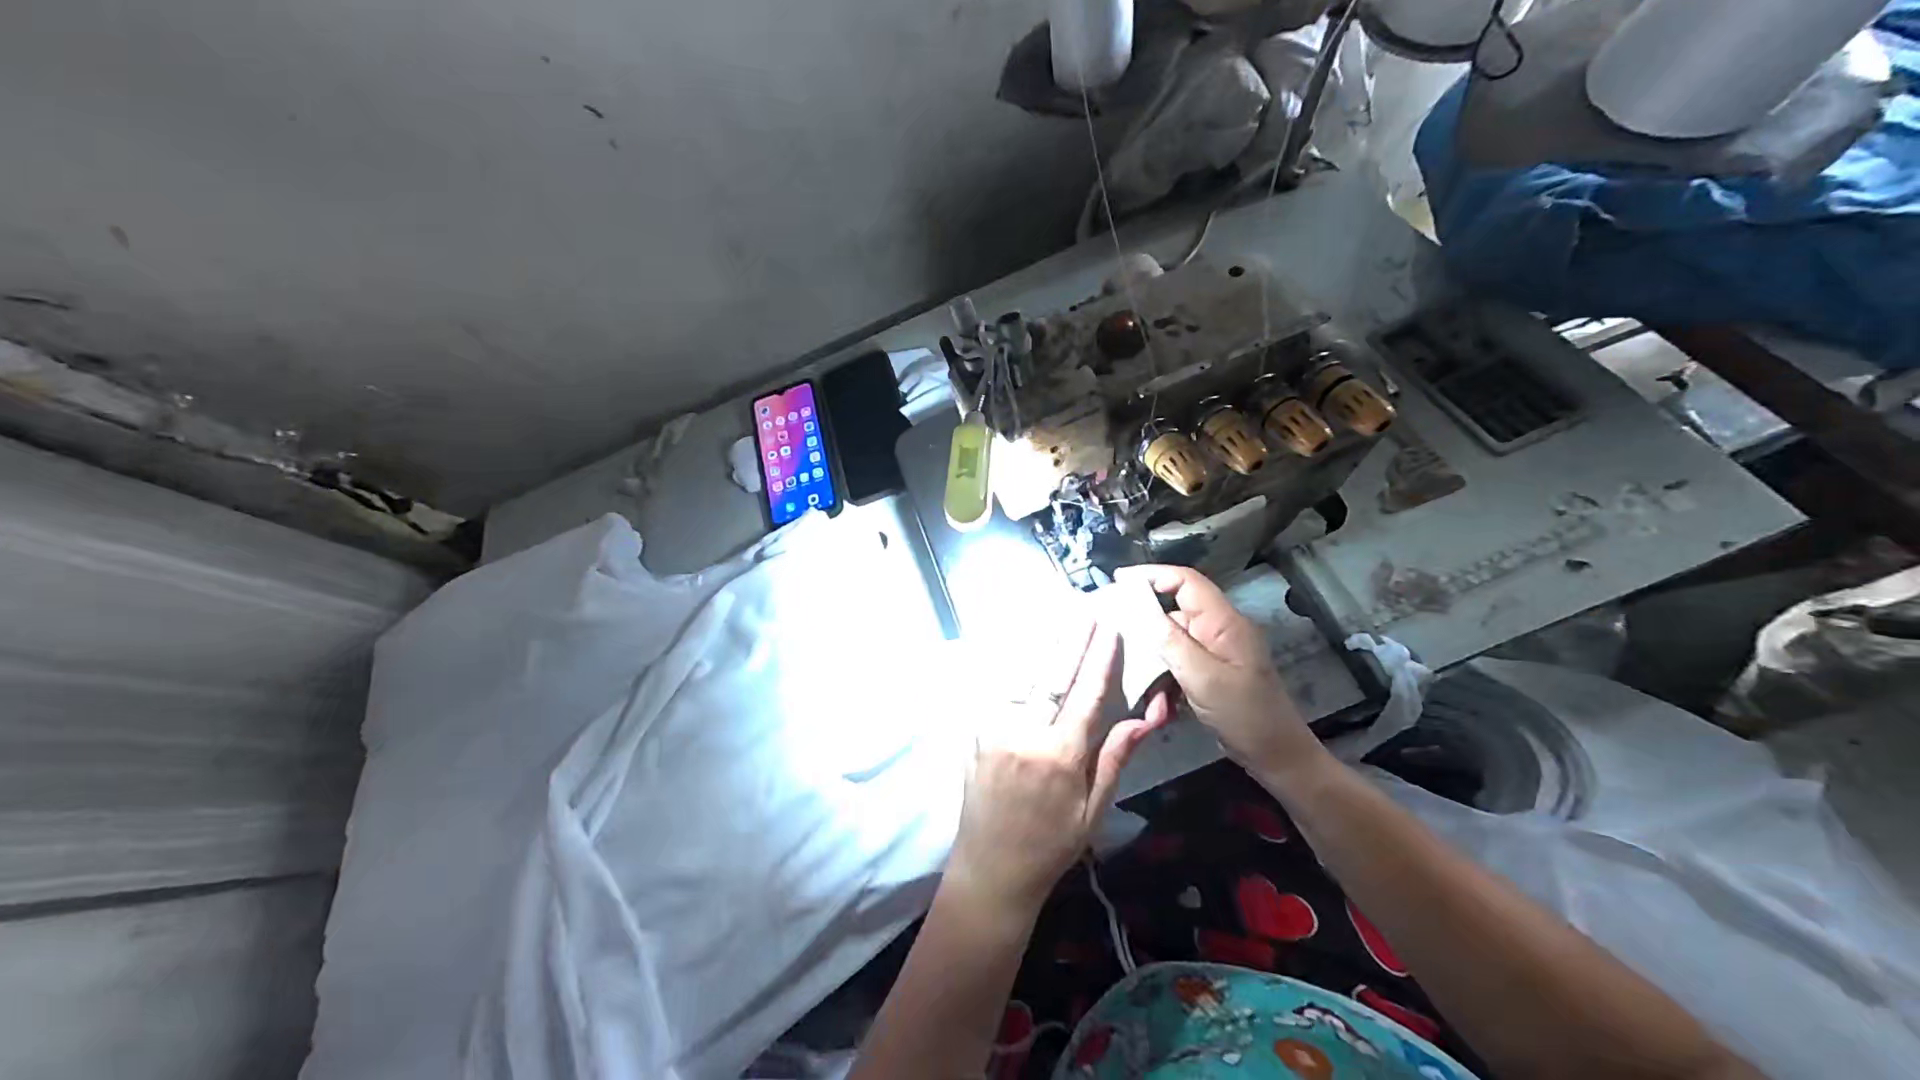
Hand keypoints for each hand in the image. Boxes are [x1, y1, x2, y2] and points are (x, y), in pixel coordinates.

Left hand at [946, 620, 1156, 916]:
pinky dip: (1012, 666)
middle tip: (1084, 606)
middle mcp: (1024, 735)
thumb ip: (1114, 759)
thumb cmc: (1051, 846)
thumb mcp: (1093, 811)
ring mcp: (994, 731)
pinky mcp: (976, 734)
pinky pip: (998, 692)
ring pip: (1020, 677)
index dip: (1099, 659)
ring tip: (1056, 614)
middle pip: (1050, 676)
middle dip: (1070, 638)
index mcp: (1059, 756)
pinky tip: (1021, 645)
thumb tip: (1144, 717)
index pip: (1085, 695)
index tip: (1109, 629)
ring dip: (1040, 643)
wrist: (991, 869)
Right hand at [1118, 565, 1329, 786]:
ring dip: (1155, 667)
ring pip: (1171, 644)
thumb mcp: (1203, 677)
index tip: (1119, 581)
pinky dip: (1166, 682)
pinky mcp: (1211, 673)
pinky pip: (1179, 666)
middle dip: (1146, 633)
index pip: (1186, 581)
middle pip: (1173, 613)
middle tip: (1117, 644)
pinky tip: (1162, 707)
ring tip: (1148, 696)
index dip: (1152, 574)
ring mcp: (1216, 653)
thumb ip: (1170, 641)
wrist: (1276, 757)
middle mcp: (1220, 630)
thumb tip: (1139, 609)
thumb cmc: (1245, 714)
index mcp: (1224, 622)